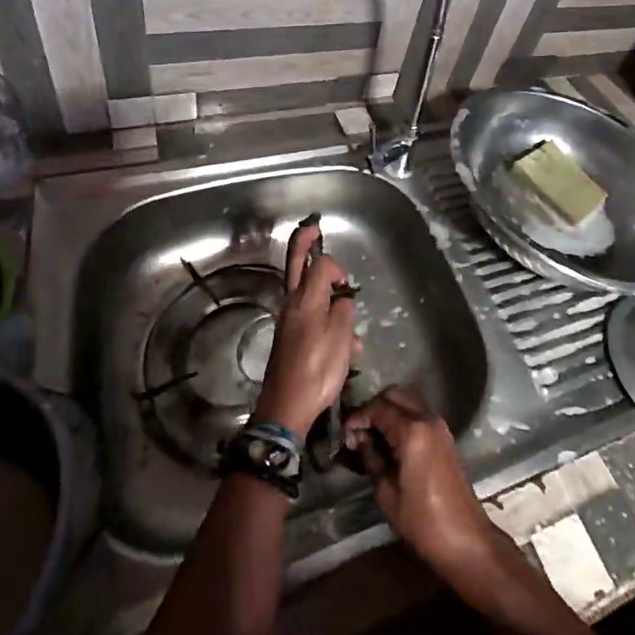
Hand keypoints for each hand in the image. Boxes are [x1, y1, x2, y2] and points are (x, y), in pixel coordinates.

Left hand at [251, 221, 354, 436]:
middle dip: (304, 243)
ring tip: (349, 333)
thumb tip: (341, 300)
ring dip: (326, 297)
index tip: (347, 283)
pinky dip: (325, 321)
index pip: (320, 265)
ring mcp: (287, 318)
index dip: (337, 266)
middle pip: (295, 264)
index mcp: (306, 300)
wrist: (285, 406)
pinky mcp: (288, 334)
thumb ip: (343, 312)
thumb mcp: (340, 340)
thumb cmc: (316, 371)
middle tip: (313, 228)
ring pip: (306, 294)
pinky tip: (343, 348)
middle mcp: (292, 303)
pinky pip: (308, 316)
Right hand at [343, 386, 505, 579]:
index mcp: (412, 431)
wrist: (467, 542)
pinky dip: (402, 418)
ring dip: (389, 410)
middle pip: (395, 395)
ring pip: (408, 401)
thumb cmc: (423, 521)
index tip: (344, 434)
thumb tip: (357, 440)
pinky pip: (419, 414)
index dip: (357, 417)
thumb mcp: (387, 493)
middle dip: (373, 407)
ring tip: (372, 435)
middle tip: (358, 431)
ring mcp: (440, 427)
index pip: (378, 408)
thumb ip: (370, 458)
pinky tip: (389, 441)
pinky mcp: (446, 438)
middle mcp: (428, 419)